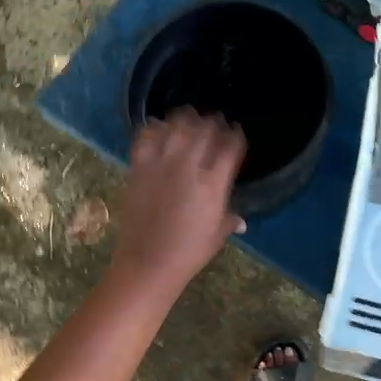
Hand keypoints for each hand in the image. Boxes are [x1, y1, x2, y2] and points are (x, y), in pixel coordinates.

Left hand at [111, 109, 246, 293]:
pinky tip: (158, 127)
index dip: (236, 135)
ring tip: (189, 116)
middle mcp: (190, 167)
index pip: (231, 147)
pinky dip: (154, 129)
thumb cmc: (189, 253)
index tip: (237, 130)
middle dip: (213, 122)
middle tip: (214, 120)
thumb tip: (241, 221)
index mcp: (214, 184)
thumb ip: (230, 220)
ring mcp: (162, 165)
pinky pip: (146, 139)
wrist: (148, 263)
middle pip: (205, 131)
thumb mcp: (217, 235)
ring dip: (185, 119)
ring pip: (176, 128)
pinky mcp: (139, 169)